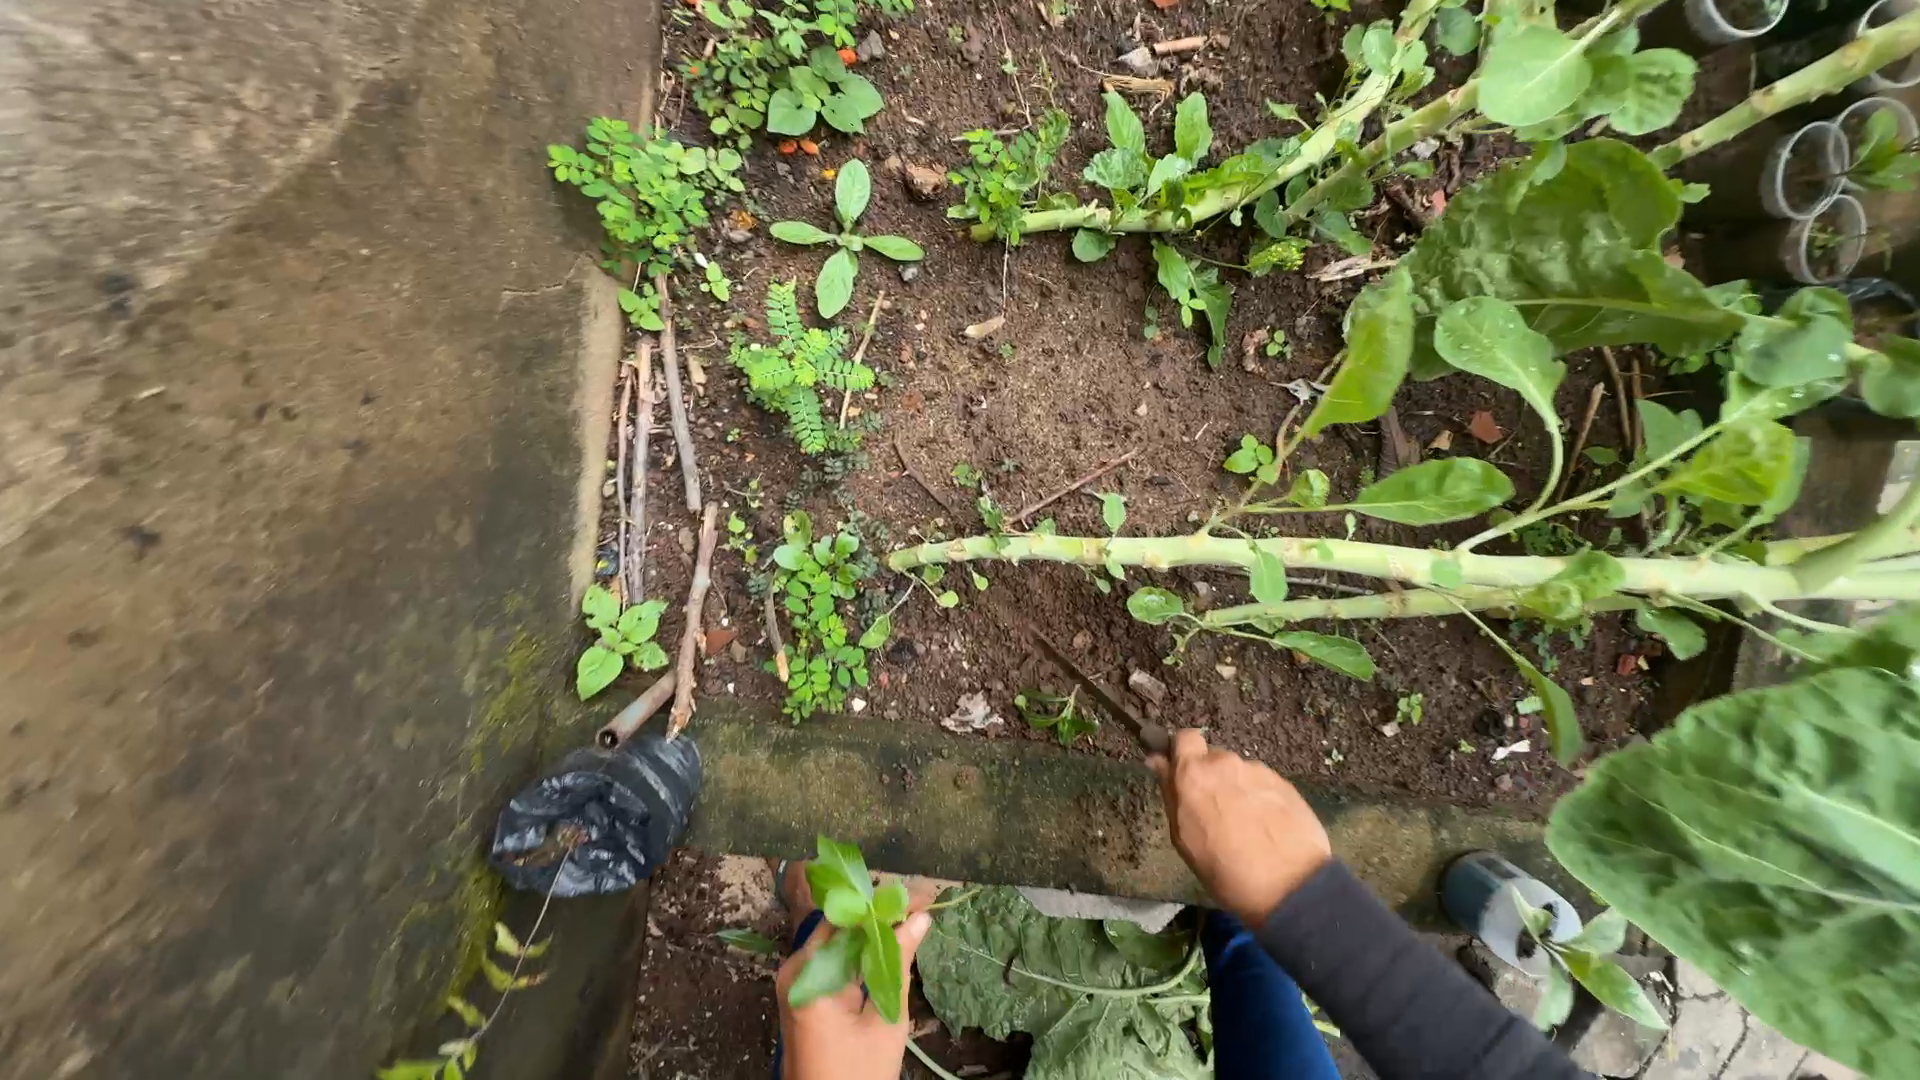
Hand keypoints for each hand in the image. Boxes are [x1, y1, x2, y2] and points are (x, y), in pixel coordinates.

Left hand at [775, 911, 932, 1079]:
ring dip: (874, 930)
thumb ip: (899, 962)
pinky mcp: (804, 992)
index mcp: (810, 973)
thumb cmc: (857, 1077)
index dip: (888, 904)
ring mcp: (797, 980)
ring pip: (841, 939)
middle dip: (883, 913)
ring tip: (912, 918)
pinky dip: (861, 951)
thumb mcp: (884, 1020)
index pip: (853, 919)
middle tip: (921, 905)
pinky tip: (890, 943)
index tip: (923, 896)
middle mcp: (796, 968)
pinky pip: (835, 959)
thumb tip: (921, 918)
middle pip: (844, 925)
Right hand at [1149, 728, 1331, 926]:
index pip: (1184, 737)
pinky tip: (1267, 826)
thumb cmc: (1225, 870)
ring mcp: (1258, 771)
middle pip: (1213, 758)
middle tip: (1216, 811)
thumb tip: (1159, 761)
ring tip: (1247, 824)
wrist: (1291, 887)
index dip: (1183, 752)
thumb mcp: (1183, 838)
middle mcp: (1225, 763)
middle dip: (1212, 777)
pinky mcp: (1285, 784)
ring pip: (1239, 772)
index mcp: (1193, 773)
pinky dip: (1261, 798)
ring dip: (1237, 788)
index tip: (1183, 774)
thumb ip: (1170, 793)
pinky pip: (1263, 784)